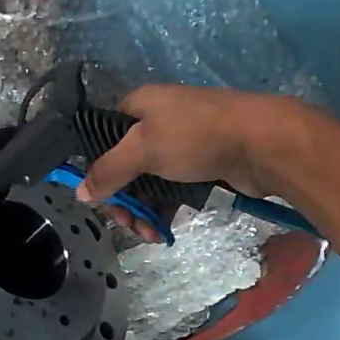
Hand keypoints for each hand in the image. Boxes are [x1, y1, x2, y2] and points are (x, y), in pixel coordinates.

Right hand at [77, 86, 311, 241]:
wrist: (260, 141)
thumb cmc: (195, 137)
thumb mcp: (143, 149)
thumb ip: (109, 171)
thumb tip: (79, 192)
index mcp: (140, 105)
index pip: (106, 135)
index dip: (100, 167)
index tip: (101, 197)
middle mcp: (159, 121)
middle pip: (127, 164)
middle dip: (124, 199)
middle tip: (129, 224)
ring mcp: (183, 144)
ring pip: (150, 181)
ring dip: (144, 210)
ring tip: (149, 234)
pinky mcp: (202, 165)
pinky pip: (174, 190)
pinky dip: (165, 209)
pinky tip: (163, 230)